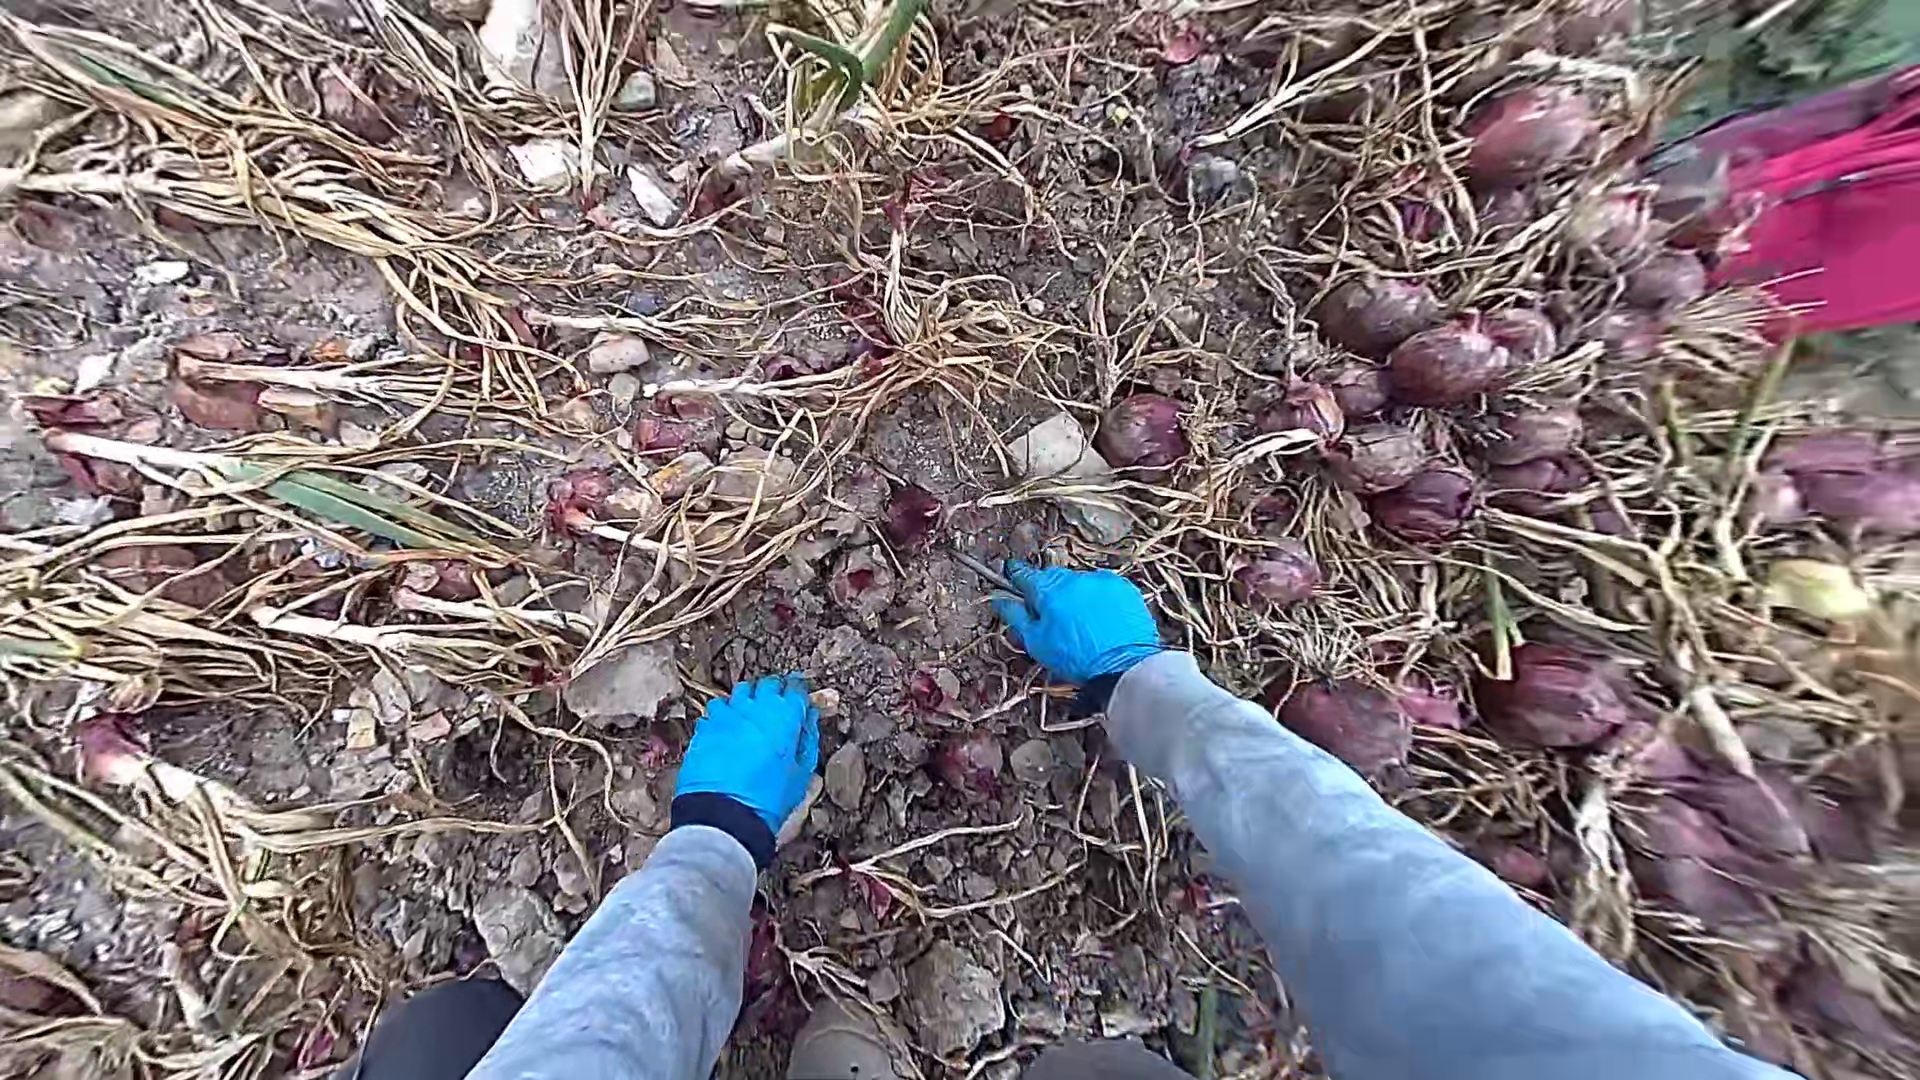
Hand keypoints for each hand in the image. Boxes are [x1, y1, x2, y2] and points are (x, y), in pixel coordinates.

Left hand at [675, 673, 819, 832]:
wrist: (723, 817)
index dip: (799, 693)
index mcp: (785, 714)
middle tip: (777, 710)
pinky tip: (728, 733)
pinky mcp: (706, 726)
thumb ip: (809, 737)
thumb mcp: (802, 772)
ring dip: (749, 701)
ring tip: (750, 719)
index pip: (796, 687)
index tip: (798, 700)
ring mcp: (729, 714)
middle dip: (775, 692)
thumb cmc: (767, 799)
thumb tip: (810, 717)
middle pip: (768, 684)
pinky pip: (717, 710)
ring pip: (741, 692)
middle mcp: (757, 706)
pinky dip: (725, 716)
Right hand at [990, 560, 1161, 685]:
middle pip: (1053, 579)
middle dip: (1048, 594)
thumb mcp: (1036, 641)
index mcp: (1048, 589)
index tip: (1012, 578)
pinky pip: (1103, 589)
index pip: (1024, 574)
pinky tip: (1100, 621)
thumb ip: (1015, 616)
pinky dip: (1098, 600)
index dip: (1016, 578)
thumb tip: (999, 599)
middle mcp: (1074, 578)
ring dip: (1075, 597)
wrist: (1124, 667)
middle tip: (1050, 618)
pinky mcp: (1124, 588)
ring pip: (1079, 584)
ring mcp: (1101, 581)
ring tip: (1080, 625)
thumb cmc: (1076, 658)